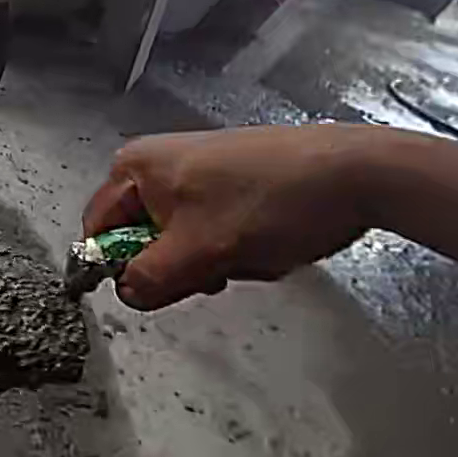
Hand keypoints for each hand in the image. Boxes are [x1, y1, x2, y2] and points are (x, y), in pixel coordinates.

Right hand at [83, 125, 381, 308]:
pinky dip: (231, 242)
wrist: (359, 171)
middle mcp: (154, 162)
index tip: (152, 287)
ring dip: (210, 257)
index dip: (115, 262)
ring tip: (249, 255)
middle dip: (176, 261)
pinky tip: (265, 242)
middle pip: (141, 232)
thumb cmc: (266, 202)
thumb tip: (125, 294)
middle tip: (214, 271)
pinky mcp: (228, 176)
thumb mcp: (201, 250)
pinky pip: (209, 224)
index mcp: (133, 167)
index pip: (98, 226)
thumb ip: (151, 277)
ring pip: (179, 234)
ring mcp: (193, 167)